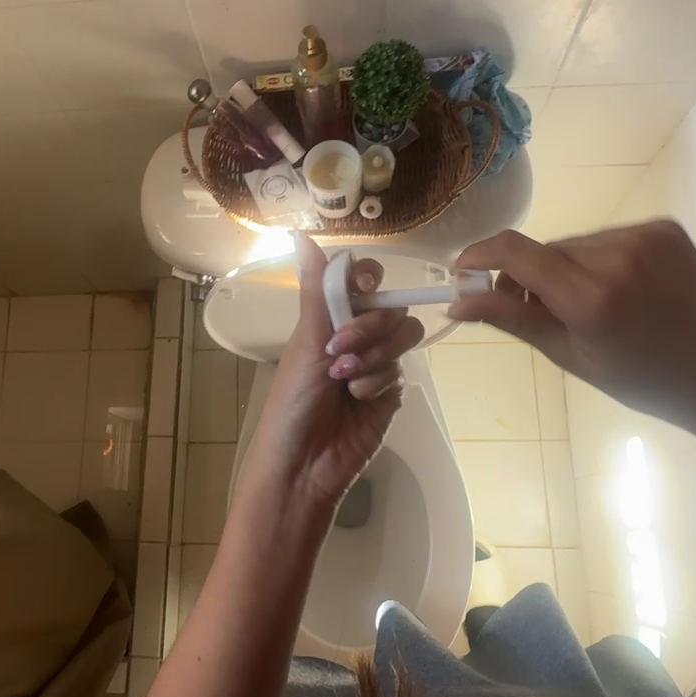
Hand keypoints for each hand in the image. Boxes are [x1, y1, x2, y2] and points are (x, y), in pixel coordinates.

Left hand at [239, 235, 424, 505]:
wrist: (305, 462)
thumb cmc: (293, 400)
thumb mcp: (305, 340)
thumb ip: (318, 289)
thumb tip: (301, 234)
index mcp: (330, 317)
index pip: (364, 279)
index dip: (369, 278)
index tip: (363, 287)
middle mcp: (356, 335)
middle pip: (391, 307)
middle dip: (368, 327)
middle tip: (337, 350)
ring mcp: (376, 364)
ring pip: (402, 337)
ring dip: (373, 356)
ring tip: (344, 380)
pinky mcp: (391, 392)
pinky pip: (400, 370)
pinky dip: (377, 383)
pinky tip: (357, 401)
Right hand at [448, 222, 695, 467]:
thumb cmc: (643, 380)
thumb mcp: (570, 355)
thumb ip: (512, 319)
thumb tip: (456, 302)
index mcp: (592, 298)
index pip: (514, 252)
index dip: (478, 256)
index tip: (462, 273)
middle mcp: (618, 256)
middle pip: (543, 250)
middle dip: (527, 275)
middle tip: (533, 310)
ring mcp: (645, 236)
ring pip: (572, 244)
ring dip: (563, 268)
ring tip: (586, 305)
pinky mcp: (664, 228)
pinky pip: (604, 238)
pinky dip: (596, 260)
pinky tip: (617, 289)